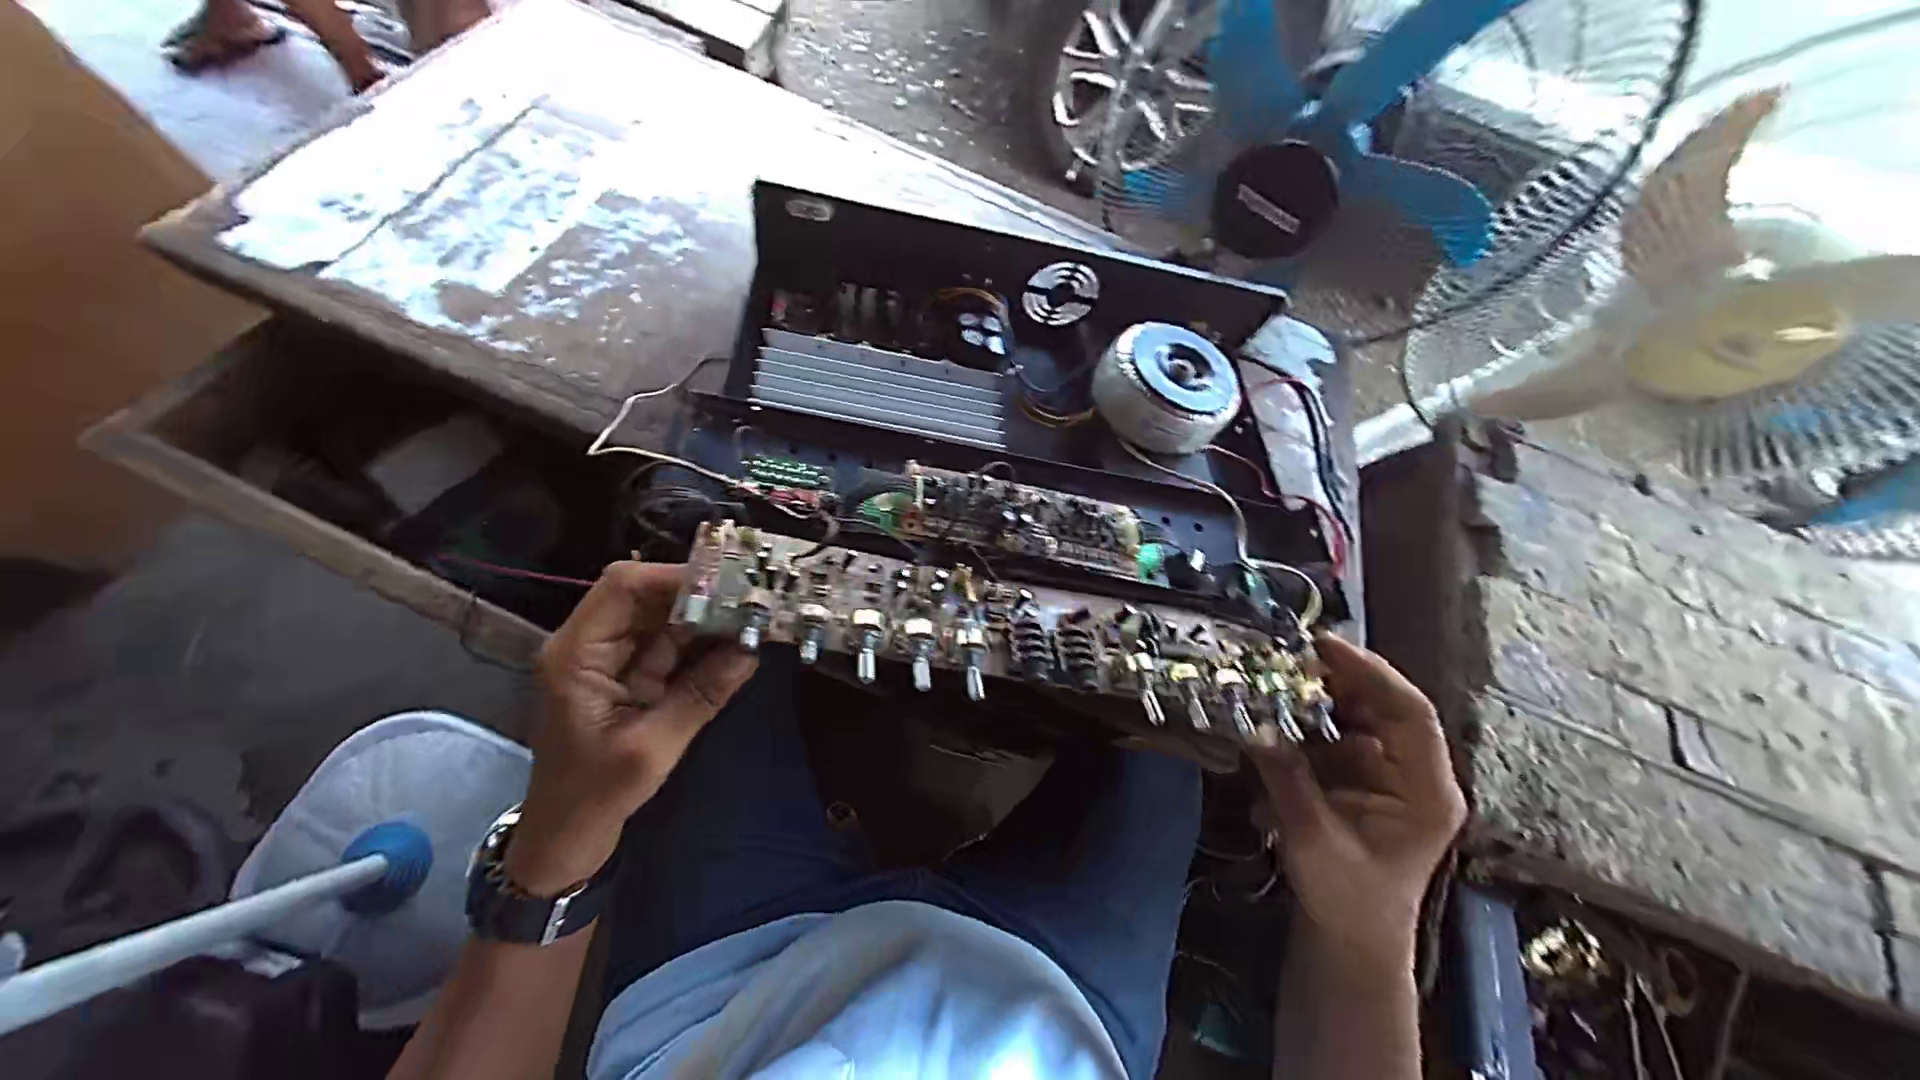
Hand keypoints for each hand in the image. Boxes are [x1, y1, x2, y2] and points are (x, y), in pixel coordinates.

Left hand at [509, 562, 757, 893]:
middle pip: (648, 595)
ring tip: (754, 617)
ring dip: (708, 617)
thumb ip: (702, 694)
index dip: (676, 578)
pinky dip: (705, 642)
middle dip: (701, 595)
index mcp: (577, 653)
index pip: (624, 587)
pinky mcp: (633, 673)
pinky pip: (673, 644)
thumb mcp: (652, 747)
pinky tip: (738, 641)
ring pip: (666, 617)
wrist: (566, 836)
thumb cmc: (594, 794)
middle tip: (752, 601)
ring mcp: (614, 657)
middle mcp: (593, 643)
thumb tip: (752, 651)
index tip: (729, 585)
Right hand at [1249, 634, 1465, 974]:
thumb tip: (1254, 726)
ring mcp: (1388, 771)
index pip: (1411, 714)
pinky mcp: (1361, 775)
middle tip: (1288, 657)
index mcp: (1426, 790)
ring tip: (1275, 681)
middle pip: (1384, 705)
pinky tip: (1276, 717)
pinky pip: (1335, 732)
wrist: (1351, 935)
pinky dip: (1306, 720)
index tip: (1324, 645)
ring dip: (1317, 696)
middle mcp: (1414, 772)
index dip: (1371, 673)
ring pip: (1357, 714)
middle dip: (1337, 678)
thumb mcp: (1313, 838)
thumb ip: (1287, 778)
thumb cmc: (1347, 896)